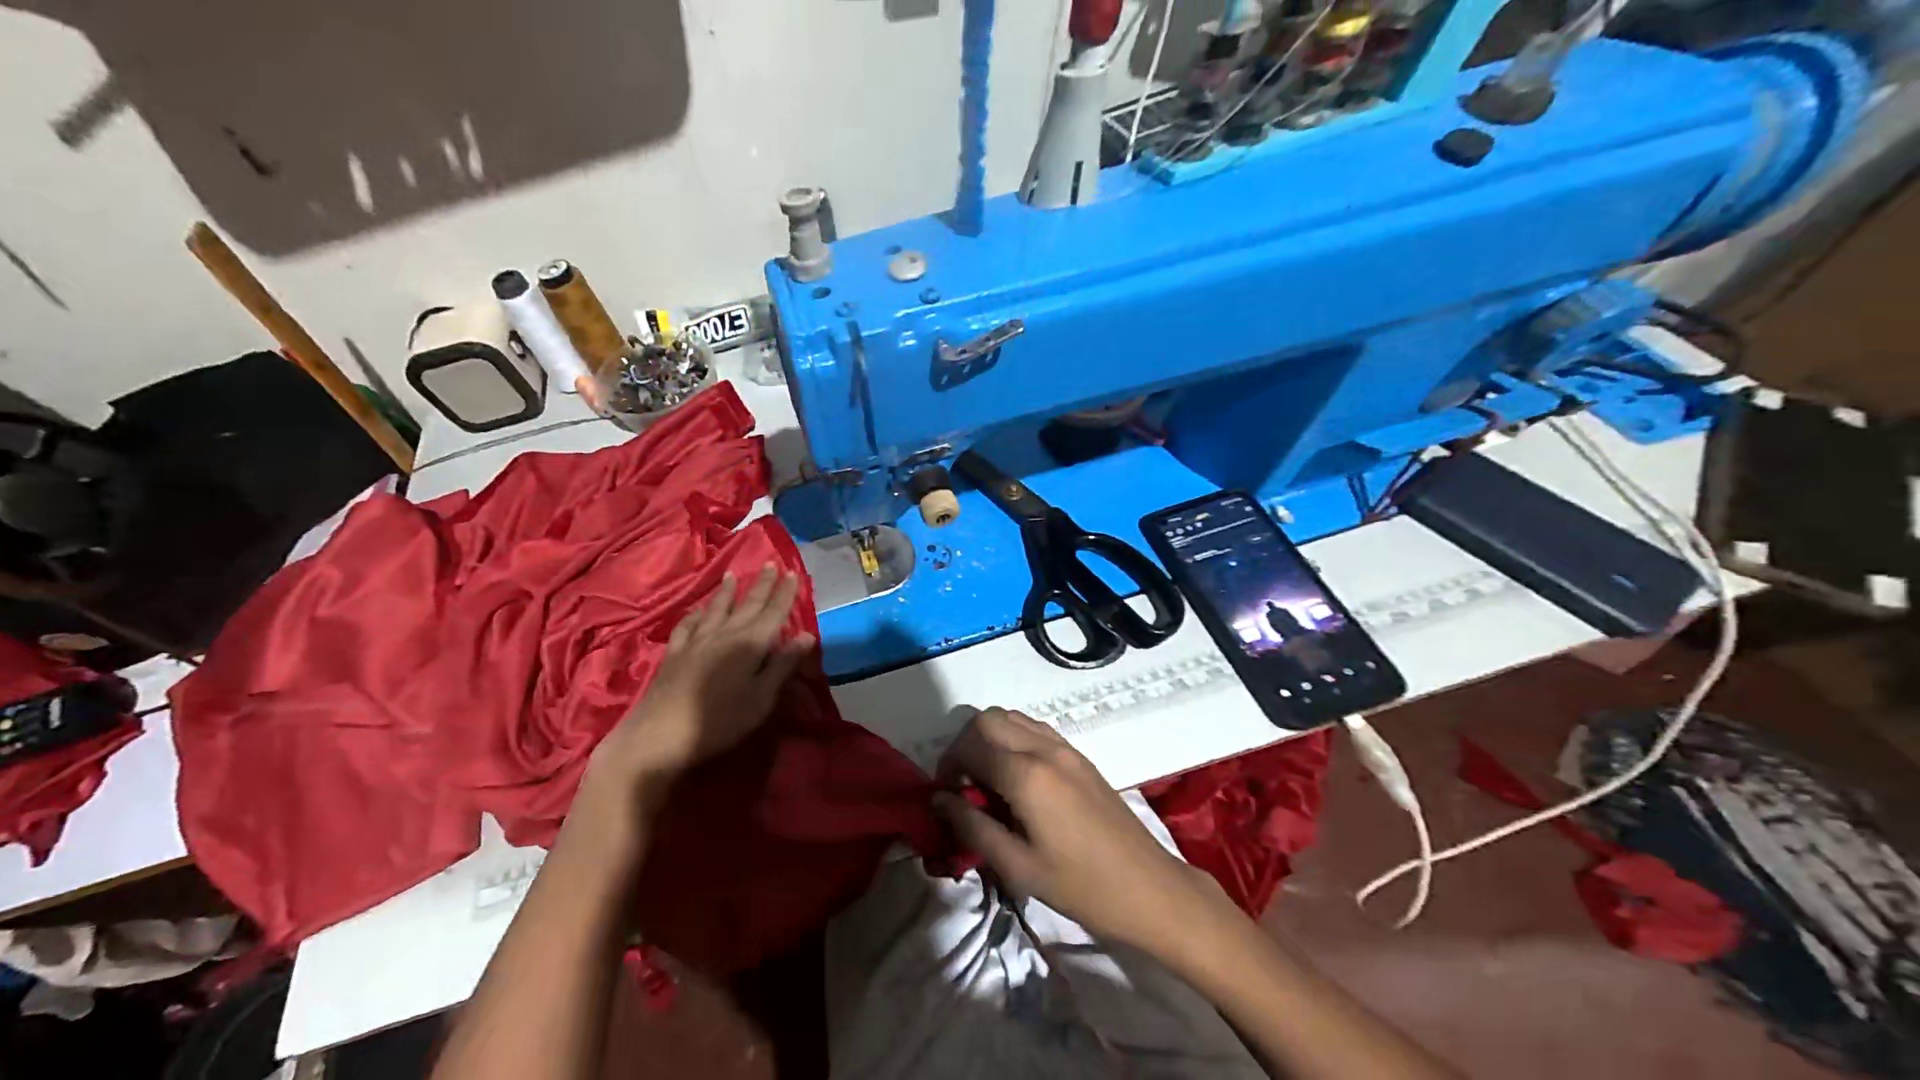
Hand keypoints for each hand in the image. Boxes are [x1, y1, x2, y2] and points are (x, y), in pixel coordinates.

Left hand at [590, 566, 813, 792]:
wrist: (660, 735)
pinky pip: (688, 625)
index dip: (784, 593)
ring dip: (727, 592)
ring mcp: (696, 641)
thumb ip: (782, 665)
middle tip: (771, 564)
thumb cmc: (721, 721)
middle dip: (761, 585)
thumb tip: (806, 635)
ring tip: (733, 575)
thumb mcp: (761, 698)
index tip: (792, 573)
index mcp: (750, 644)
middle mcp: (724, 634)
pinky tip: (697, 610)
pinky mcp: (674, 653)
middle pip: (747, 605)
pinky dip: (695, 614)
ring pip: (716, 609)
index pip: (773, 613)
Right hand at [933, 708, 1223, 953]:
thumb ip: (973, 827)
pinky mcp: (1079, 756)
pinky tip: (1016, 779)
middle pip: (988, 719)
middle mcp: (1044, 749)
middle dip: (965, 744)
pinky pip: (1035, 729)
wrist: (1148, 888)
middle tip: (963, 785)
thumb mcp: (1018, 866)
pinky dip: (1013, 740)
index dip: (948, 766)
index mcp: (1027, 775)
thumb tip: (940, 800)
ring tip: (987, 782)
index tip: (945, 796)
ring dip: (989, 738)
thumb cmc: (1081, 886)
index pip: (971, 746)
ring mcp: (1066, 748)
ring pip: (1012, 717)